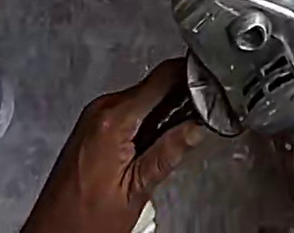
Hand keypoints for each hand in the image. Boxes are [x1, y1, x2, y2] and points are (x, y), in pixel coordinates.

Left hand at [22, 58, 208, 232]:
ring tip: (181, 130)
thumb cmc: (86, 221)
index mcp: (113, 119)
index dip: (187, 75)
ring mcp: (95, 113)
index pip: (160, 79)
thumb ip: (166, 154)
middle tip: (201, 111)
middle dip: (177, 96)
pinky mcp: (93, 122)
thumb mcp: (135, 191)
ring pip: (140, 97)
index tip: (207, 80)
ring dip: (162, 108)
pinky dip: (145, 117)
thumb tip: (194, 128)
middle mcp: (102, 107)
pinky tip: (154, 138)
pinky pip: (127, 108)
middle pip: (151, 86)